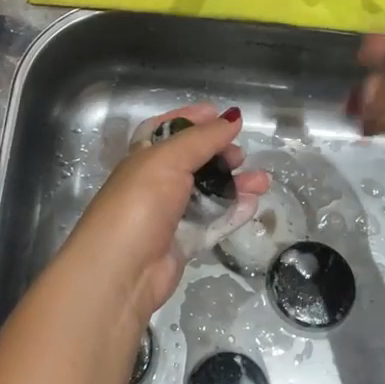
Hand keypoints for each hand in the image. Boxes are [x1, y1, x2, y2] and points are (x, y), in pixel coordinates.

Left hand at [49, 105, 269, 322]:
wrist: (122, 269)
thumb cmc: (140, 203)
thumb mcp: (169, 159)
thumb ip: (203, 138)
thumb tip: (233, 117)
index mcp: (141, 158)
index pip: (163, 130)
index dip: (188, 120)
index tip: (217, 114)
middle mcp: (154, 184)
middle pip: (191, 162)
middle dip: (218, 154)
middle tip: (240, 154)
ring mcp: (168, 215)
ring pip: (207, 193)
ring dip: (235, 184)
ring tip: (262, 180)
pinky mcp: (182, 243)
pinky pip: (212, 222)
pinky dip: (233, 211)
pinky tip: (254, 203)